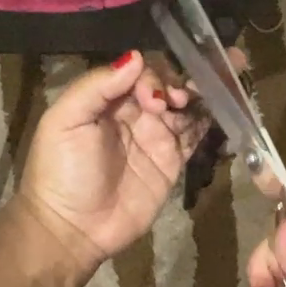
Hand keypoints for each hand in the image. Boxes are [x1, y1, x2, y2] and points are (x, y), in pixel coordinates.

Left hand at [15, 51, 207, 272]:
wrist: (71, 229)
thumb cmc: (61, 171)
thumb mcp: (66, 120)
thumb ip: (97, 86)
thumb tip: (137, 57)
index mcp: (107, 99)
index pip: (140, 72)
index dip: (154, 76)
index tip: (155, 98)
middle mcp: (134, 114)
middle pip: (167, 85)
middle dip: (183, 82)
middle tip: (185, 97)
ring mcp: (155, 138)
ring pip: (185, 107)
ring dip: (201, 96)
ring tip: (221, 91)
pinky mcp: (171, 163)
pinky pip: (195, 136)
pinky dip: (209, 121)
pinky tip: (224, 111)